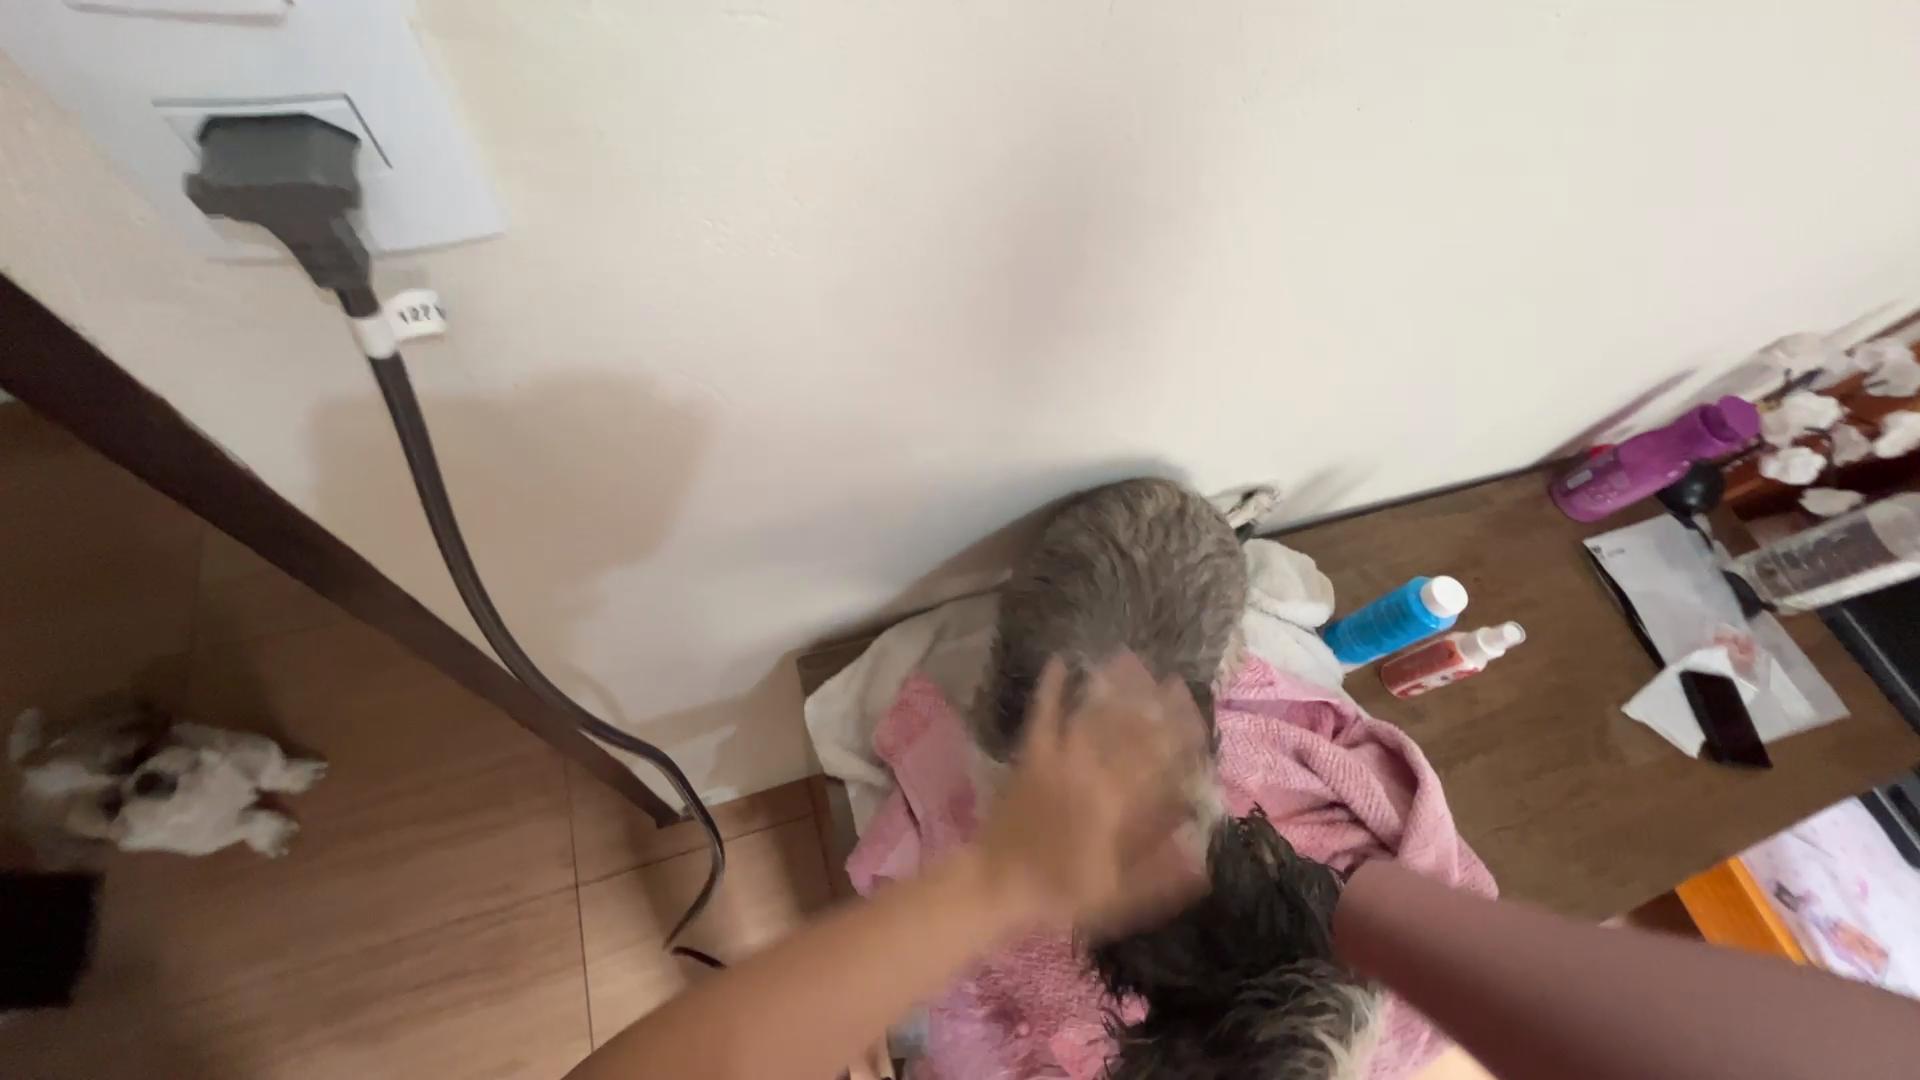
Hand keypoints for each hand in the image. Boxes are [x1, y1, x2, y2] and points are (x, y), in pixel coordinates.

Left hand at [975, 651, 1210, 933]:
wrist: (999, 883)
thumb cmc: (1063, 893)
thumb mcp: (1120, 896)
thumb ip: (1163, 872)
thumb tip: (1202, 846)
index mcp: (1118, 808)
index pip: (1159, 763)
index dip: (1180, 736)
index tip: (1197, 714)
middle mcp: (1092, 775)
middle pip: (1129, 731)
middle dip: (1154, 703)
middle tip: (1173, 678)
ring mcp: (1059, 760)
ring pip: (1093, 715)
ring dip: (1113, 686)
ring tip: (1132, 658)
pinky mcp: (1031, 754)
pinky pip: (1042, 715)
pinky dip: (1050, 687)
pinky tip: (1059, 661)